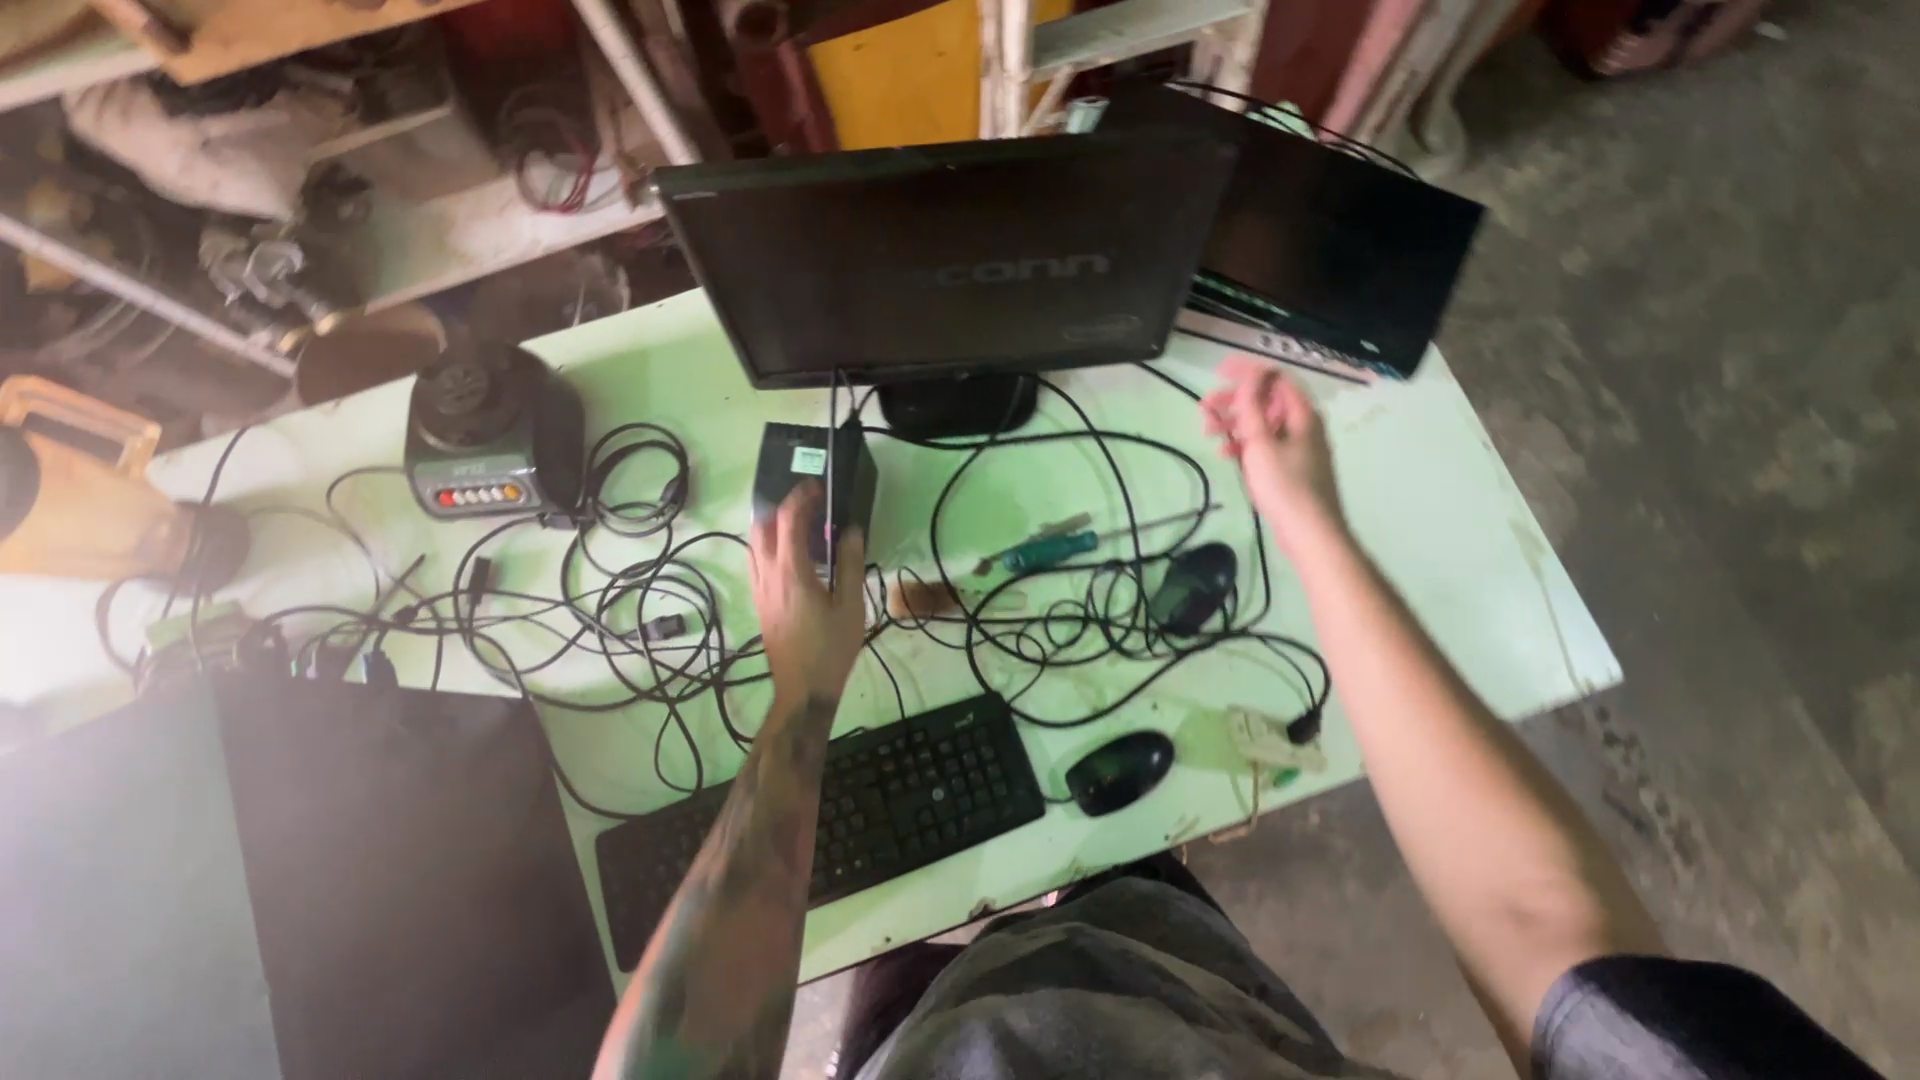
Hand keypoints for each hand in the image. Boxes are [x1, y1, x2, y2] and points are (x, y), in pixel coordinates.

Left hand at [749, 482, 866, 705]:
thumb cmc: (831, 649)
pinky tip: (793, 556)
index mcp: (791, 573)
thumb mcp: (851, 607)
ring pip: (754, 544)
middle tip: (809, 503)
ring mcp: (759, 591)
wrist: (803, 690)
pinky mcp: (759, 603)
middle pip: (761, 526)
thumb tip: (851, 531)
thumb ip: (851, 565)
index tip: (818, 488)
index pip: (787, 521)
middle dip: (781, 507)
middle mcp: (767, 577)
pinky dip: (770, 546)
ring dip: (773, 526)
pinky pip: (756, 562)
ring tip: (801, 525)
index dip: (800, 497)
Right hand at [1200, 354, 1349, 561]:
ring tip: (1209, 433)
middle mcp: (1303, 425)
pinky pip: (1266, 445)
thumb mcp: (1261, 443)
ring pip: (1263, 424)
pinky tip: (1227, 454)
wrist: (1310, 532)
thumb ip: (1252, 407)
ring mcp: (1299, 447)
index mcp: (1301, 414)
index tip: (1218, 372)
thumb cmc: (1285, 485)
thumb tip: (1252, 375)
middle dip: (1234, 402)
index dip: (1247, 372)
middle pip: (1266, 401)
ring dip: (1235, 424)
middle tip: (1205, 408)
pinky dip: (1246, 445)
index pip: (1275, 379)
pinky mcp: (1292, 467)